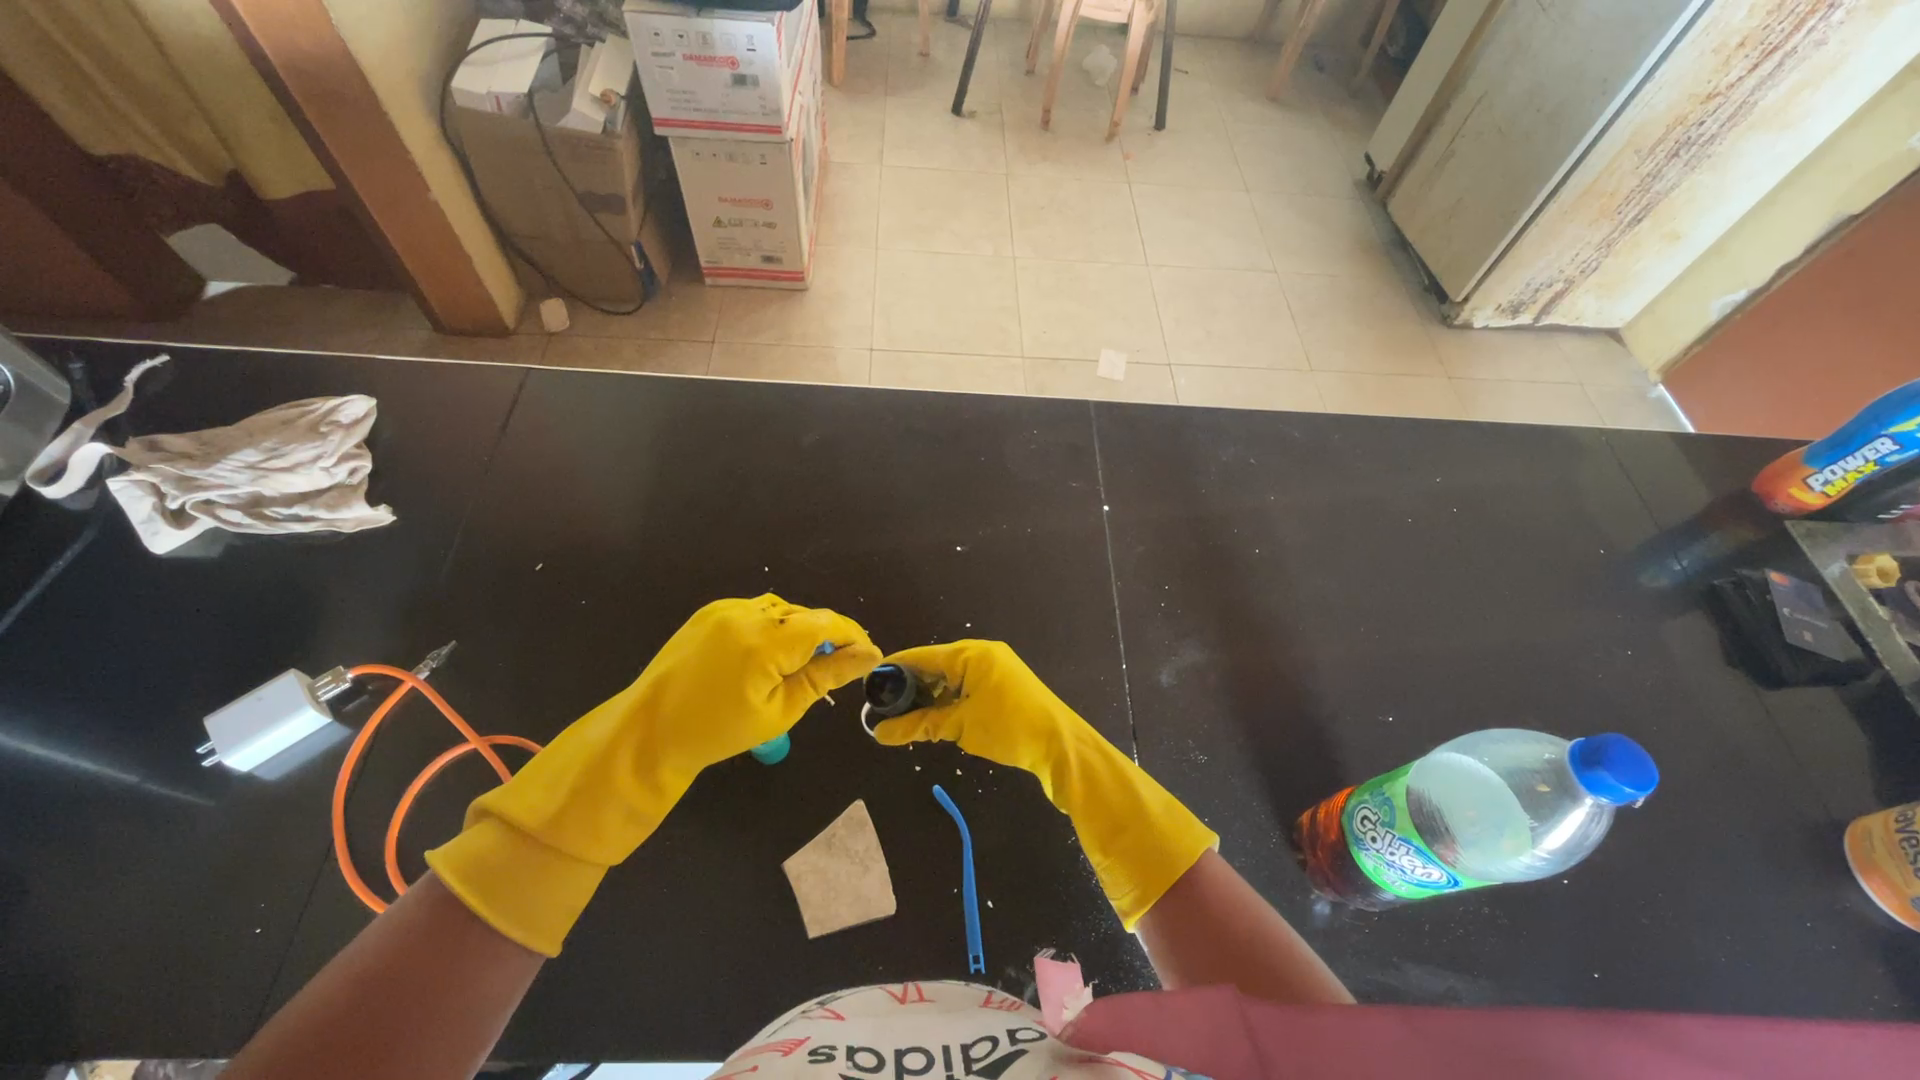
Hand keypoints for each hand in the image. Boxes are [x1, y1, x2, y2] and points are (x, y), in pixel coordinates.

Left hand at [427, 595, 879, 954]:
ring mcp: (724, 610)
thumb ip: (825, 675)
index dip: (851, 635)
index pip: (825, 623)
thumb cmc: (720, 730)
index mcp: (767, 641)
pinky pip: (753, 612)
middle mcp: (747, 614)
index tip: (867, 654)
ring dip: (796, 631)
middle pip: (803, 615)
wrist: (651, 729)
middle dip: (825, 636)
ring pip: (779, 611)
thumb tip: (867, 655)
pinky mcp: (708, 613)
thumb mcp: (782, 710)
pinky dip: (769, 628)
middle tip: (836, 667)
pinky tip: (764, 657)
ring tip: (798, 666)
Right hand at [872, 640, 1216, 929]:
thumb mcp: (961, 727)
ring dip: (926, 700)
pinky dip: (946, 705)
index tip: (868, 687)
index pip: (921, 656)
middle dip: (908, 689)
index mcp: (972, 655)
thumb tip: (881, 732)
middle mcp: (982, 657)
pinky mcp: (1001, 691)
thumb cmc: (1011, 728)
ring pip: (948, 682)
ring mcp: (994, 673)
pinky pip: (963, 692)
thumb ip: (920, 725)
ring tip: (898, 721)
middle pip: (933, 668)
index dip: (893, 671)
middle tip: (880, 711)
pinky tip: (929, 723)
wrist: (1061, 747)